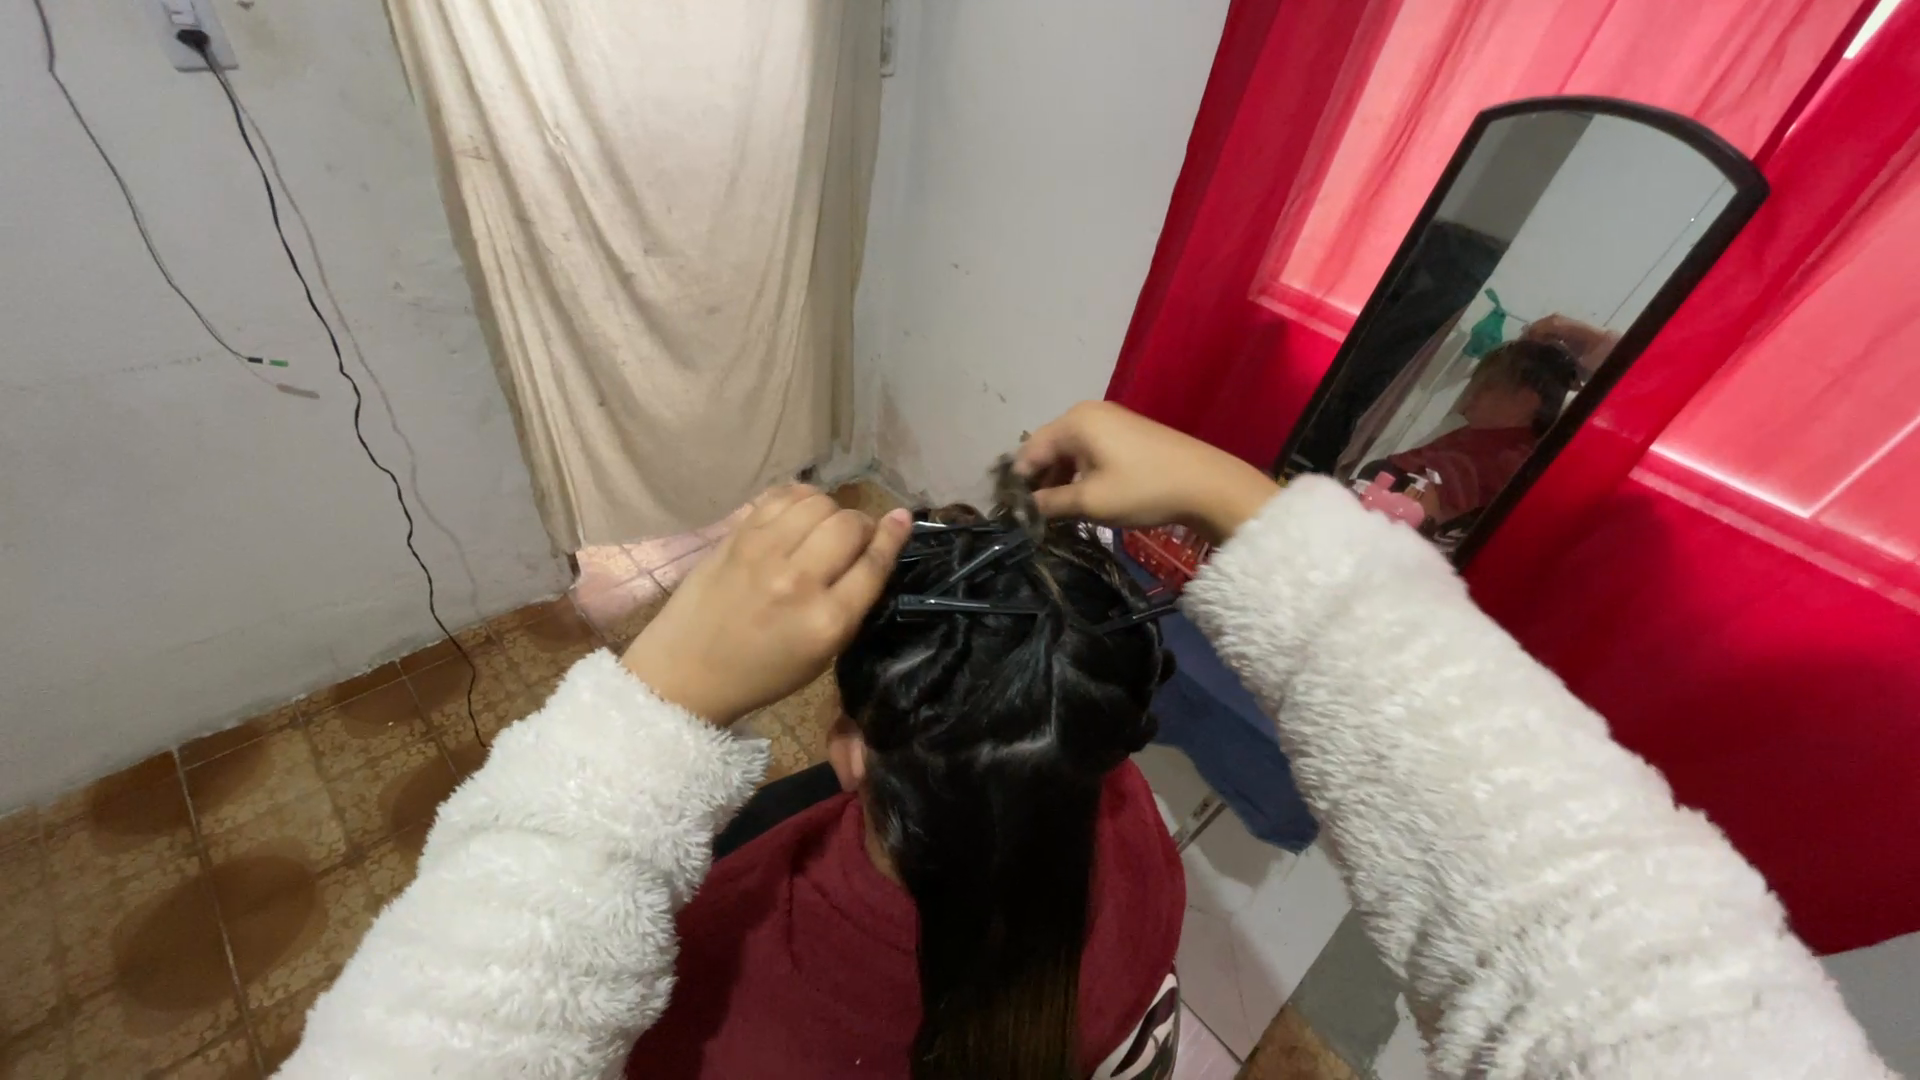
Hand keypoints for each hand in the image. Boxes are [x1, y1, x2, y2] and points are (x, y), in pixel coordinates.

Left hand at [621, 486, 911, 724]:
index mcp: (826, 622)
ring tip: (823, 528)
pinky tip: (798, 517)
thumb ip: (853, 603)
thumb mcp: (823, 653)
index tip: (903, 518)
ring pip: (818, 503)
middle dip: (861, 526)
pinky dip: (800, 499)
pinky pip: (783, 495)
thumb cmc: (763, 671)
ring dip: (831, 511)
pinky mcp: (737, 536)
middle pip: (849, 525)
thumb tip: (880, 549)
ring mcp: (763, 553)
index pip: (873, 563)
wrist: (686, 671)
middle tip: (853, 539)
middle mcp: (798, 581)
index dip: (894, 536)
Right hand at [1014, 402, 1279, 542]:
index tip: (1013, 513)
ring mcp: (1109, 421)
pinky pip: (1088, 452)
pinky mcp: (1125, 434)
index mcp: (1074, 422)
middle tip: (1034, 517)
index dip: (1019, 483)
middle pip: (1048, 449)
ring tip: (1057, 513)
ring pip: (1068, 452)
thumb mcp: (1090, 502)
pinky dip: (1079, 474)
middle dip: (1039, 482)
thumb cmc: (1143, 489)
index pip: (1029, 451)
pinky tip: (1081, 499)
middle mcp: (1087, 413)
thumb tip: (1024, 509)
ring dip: (1059, 481)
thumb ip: (1051, 503)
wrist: (1207, 484)